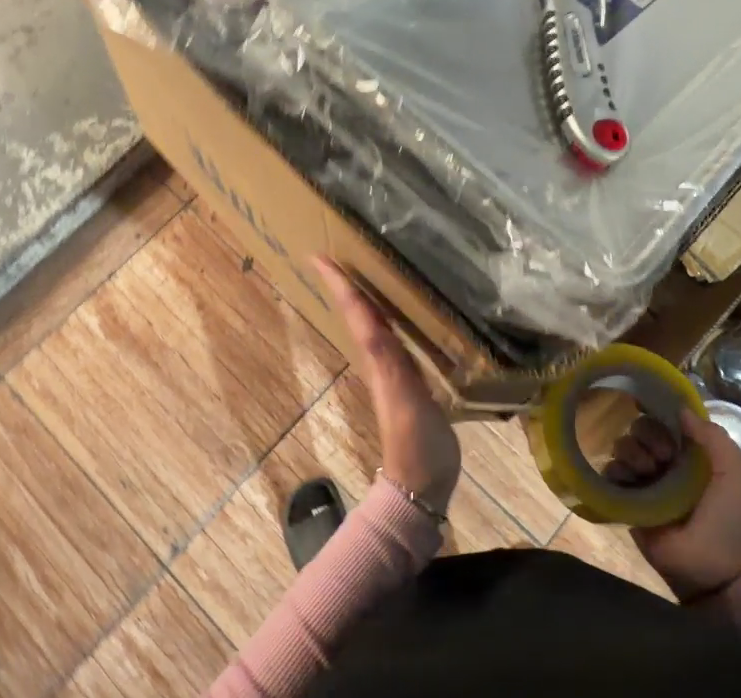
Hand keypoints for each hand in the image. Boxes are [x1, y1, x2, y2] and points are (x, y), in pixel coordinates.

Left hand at [315, 258, 460, 514]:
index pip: (357, 313)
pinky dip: (390, 321)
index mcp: (379, 360)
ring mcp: (394, 374)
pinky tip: (402, 317)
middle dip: (349, 284)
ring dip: (367, 300)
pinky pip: (394, 341)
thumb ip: (390, 366)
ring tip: (367, 273)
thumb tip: (371, 328)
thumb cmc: (416, 443)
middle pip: (361, 314)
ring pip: (375, 326)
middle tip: (340, 254)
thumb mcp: (405, 402)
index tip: (319, 257)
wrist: (421, 486)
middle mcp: (382, 361)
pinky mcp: (410, 385)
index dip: (340, 285)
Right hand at [605, 410, 740, 600]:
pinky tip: (630, 483)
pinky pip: (609, 472)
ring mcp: (643, 479)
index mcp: (690, 452)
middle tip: (664, 458)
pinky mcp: (625, 498)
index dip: (662, 413)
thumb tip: (681, 410)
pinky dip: (616, 471)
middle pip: (641, 428)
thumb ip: (715, 437)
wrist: (710, 567)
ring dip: (633, 453)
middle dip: (649, 436)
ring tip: (648, 473)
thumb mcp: (736, 473)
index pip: (667, 419)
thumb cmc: (726, 517)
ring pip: (623, 446)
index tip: (663, 417)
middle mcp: (664, 461)